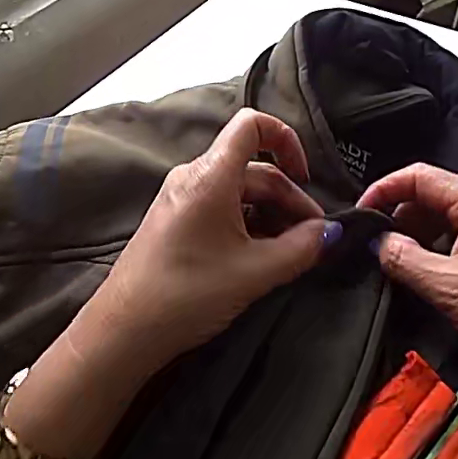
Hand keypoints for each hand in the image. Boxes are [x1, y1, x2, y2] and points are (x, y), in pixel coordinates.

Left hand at [77, 109, 328, 374]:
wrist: (124, 332)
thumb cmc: (185, 295)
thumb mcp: (256, 272)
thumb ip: (303, 248)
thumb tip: (333, 232)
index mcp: (210, 176)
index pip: (253, 126)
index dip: (287, 141)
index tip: (306, 177)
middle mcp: (194, 178)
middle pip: (256, 170)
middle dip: (290, 200)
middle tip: (314, 238)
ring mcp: (183, 200)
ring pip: (242, 193)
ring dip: (273, 217)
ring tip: (292, 253)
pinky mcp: (178, 223)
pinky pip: (225, 210)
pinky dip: (251, 226)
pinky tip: (263, 258)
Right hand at [359, 163, 457, 407]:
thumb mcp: (453, 291)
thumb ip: (406, 261)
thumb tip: (377, 243)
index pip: (422, 177)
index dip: (384, 190)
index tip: (362, 213)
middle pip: (437, 195)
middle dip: (402, 218)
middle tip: (381, 250)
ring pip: (453, 218)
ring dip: (423, 238)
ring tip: (406, 268)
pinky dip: (445, 251)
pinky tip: (436, 277)